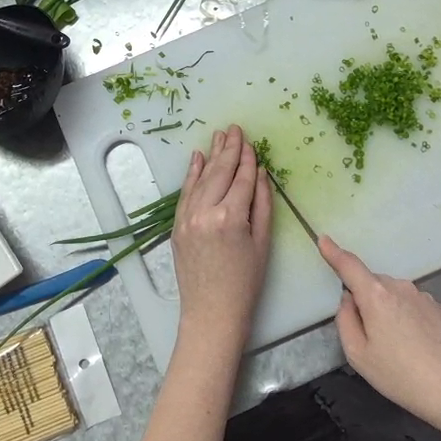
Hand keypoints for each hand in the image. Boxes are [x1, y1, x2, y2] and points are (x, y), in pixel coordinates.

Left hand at [172, 126, 272, 348]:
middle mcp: (206, 212)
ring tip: (219, 136)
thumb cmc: (245, 283)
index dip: (248, 158)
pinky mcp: (177, 226)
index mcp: (231, 217)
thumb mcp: (262, 244)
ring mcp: (187, 218)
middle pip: (219, 173)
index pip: (242, 179)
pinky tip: (197, 158)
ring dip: (210, 156)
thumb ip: (262, 205)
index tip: (251, 141)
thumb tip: (260, 174)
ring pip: (200, 179)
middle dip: (229, 149)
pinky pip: (185, 193)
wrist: (211, 312)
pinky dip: (191, 175)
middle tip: (235, 128)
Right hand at [318, 235, 440, 440]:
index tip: (323, 239)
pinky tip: (417, 349)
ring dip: (387, 312)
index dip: (334, 252)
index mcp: (376, 296)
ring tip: (397, 349)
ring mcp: (425, 297)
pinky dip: (407, 320)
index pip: (350, 266)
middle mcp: (401, 288)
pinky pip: (413, 307)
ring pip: (394, 296)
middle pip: (373, 284)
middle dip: (365, 301)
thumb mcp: (359, 355)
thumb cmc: (402, 376)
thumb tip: (349, 300)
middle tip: (369, 339)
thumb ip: (345, 321)